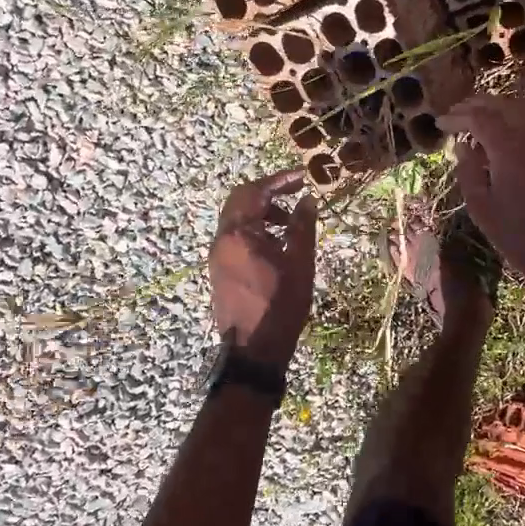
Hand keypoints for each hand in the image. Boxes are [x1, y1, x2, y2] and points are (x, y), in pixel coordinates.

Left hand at [210, 169, 317, 367]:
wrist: (254, 349)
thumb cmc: (281, 305)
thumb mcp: (300, 263)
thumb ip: (303, 226)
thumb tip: (307, 199)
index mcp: (239, 234)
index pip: (256, 191)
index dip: (279, 180)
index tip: (302, 177)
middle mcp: (222, 239)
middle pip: (240, 199)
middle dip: (268, 192)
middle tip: (295, 193)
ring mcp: (217, 255)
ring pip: (236, 218)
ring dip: (261, 211)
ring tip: (290, 222)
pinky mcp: (219, 269)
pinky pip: (234, 236)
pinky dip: (254, 229)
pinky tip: (276, 243)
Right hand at [441, 95, 524, 289]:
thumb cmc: (518, 237)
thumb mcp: (482, 208)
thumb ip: (468, 172)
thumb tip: (461, 147)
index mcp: (509, 148)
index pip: (479, 118)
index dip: (456, 116)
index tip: (439, 123)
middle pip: (502, 106)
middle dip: (477, 105)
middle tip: (455, 113)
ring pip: (521, 112)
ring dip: (497, 109)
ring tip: (475, 120)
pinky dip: (513, 122)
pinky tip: (500, 140)